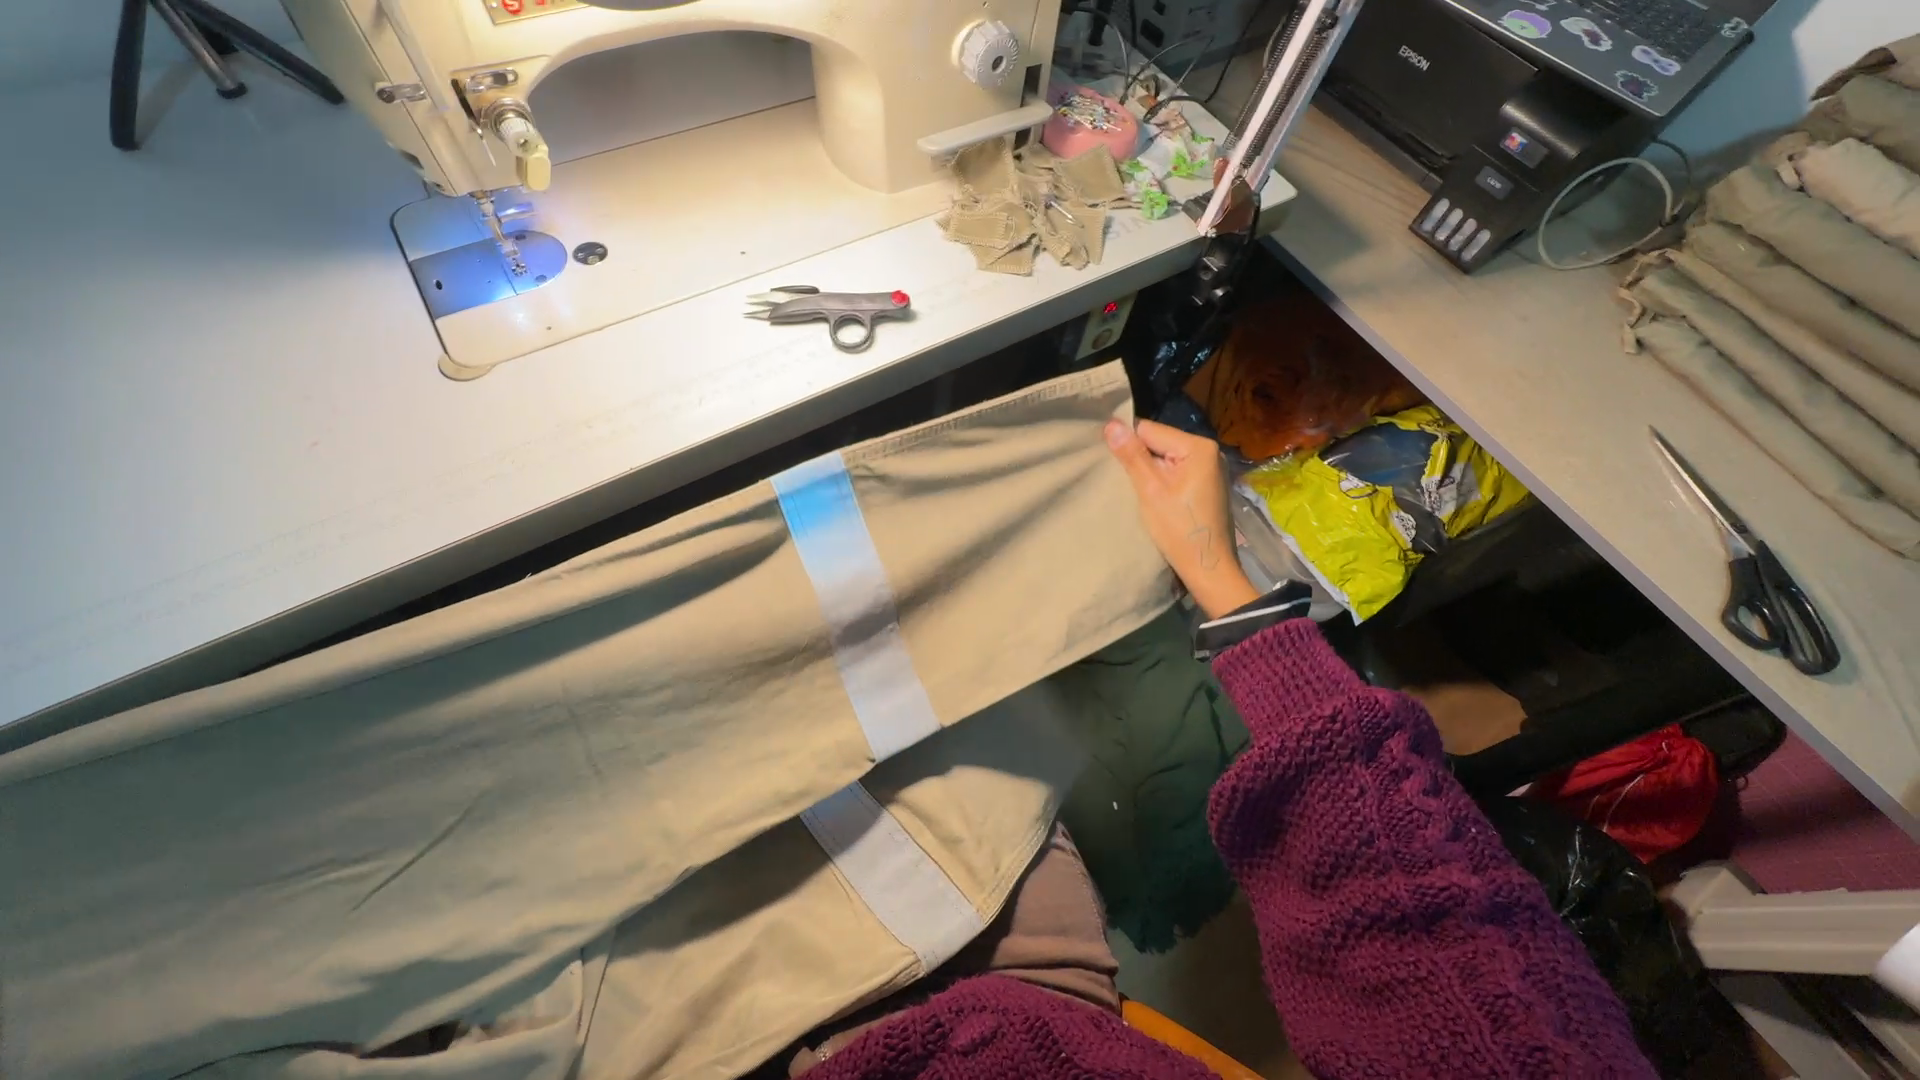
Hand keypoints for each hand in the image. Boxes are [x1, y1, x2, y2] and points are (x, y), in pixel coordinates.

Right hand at [1105, 418, 1260, 618]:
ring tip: (1140, 490)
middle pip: (1159, 442)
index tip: (1116, 467)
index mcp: (1198, 446)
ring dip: (1150, 470)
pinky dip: (1163, 480)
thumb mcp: (1150, 490)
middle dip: (1141, 459)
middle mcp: (1209, 450)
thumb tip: (1110, 424)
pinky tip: (1156, 497)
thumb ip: (1131, 455)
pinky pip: (1177, 470)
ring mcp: (1210, 467)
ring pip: (1166, 457)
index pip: (1149, 430)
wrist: (1207, 566)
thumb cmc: (1178, 529)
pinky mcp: (1207, 483)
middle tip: (1127, 483)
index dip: (1129, 446)